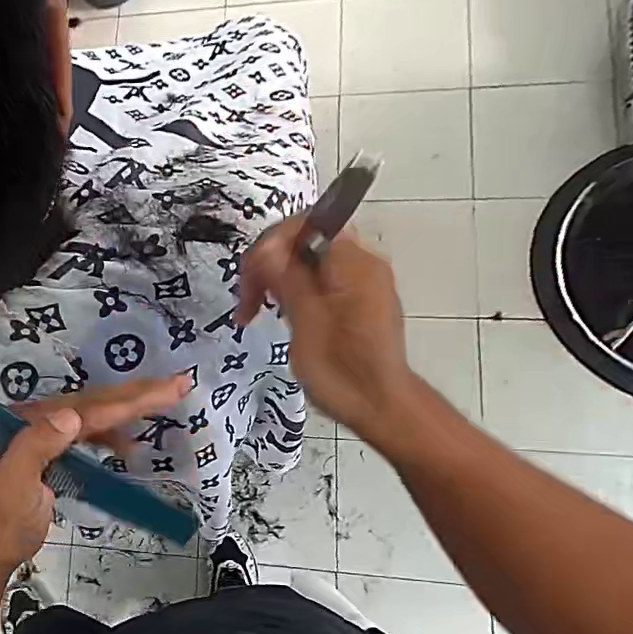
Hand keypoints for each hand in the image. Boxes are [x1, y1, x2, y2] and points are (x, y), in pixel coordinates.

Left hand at [0, 375, 190, 568]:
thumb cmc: (2, 522)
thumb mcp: (13, 485)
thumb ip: (36, 447)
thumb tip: (71, 415)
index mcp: (27, 423)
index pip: (86, 409)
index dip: (126, 401)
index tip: (163, 393)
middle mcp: (38, 420)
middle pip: (95, 401)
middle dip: (138, 392)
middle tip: (178, 383)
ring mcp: (48, 435)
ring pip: (98, 413)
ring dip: (132, 406)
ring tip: (168, 398)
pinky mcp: (58, 451)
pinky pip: (93, 433)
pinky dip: (116, 434)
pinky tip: (132, 443)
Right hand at [236, 215, 422, 444]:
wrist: (383, 408)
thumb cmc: (344, 373)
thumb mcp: (306, 323)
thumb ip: (287, 277)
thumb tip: (267, 246)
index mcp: (353, 263)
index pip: (303, 225)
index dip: (268, 247)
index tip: (249, 280)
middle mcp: (364, 264)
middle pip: (306, 240)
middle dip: (270, 264)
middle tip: (248, 301)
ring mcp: (365, 282)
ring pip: (311, 261)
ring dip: (280, 279)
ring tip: (260, 311)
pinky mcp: (361, 301)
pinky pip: (324, 281)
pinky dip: (298, 291)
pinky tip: (285, 315)